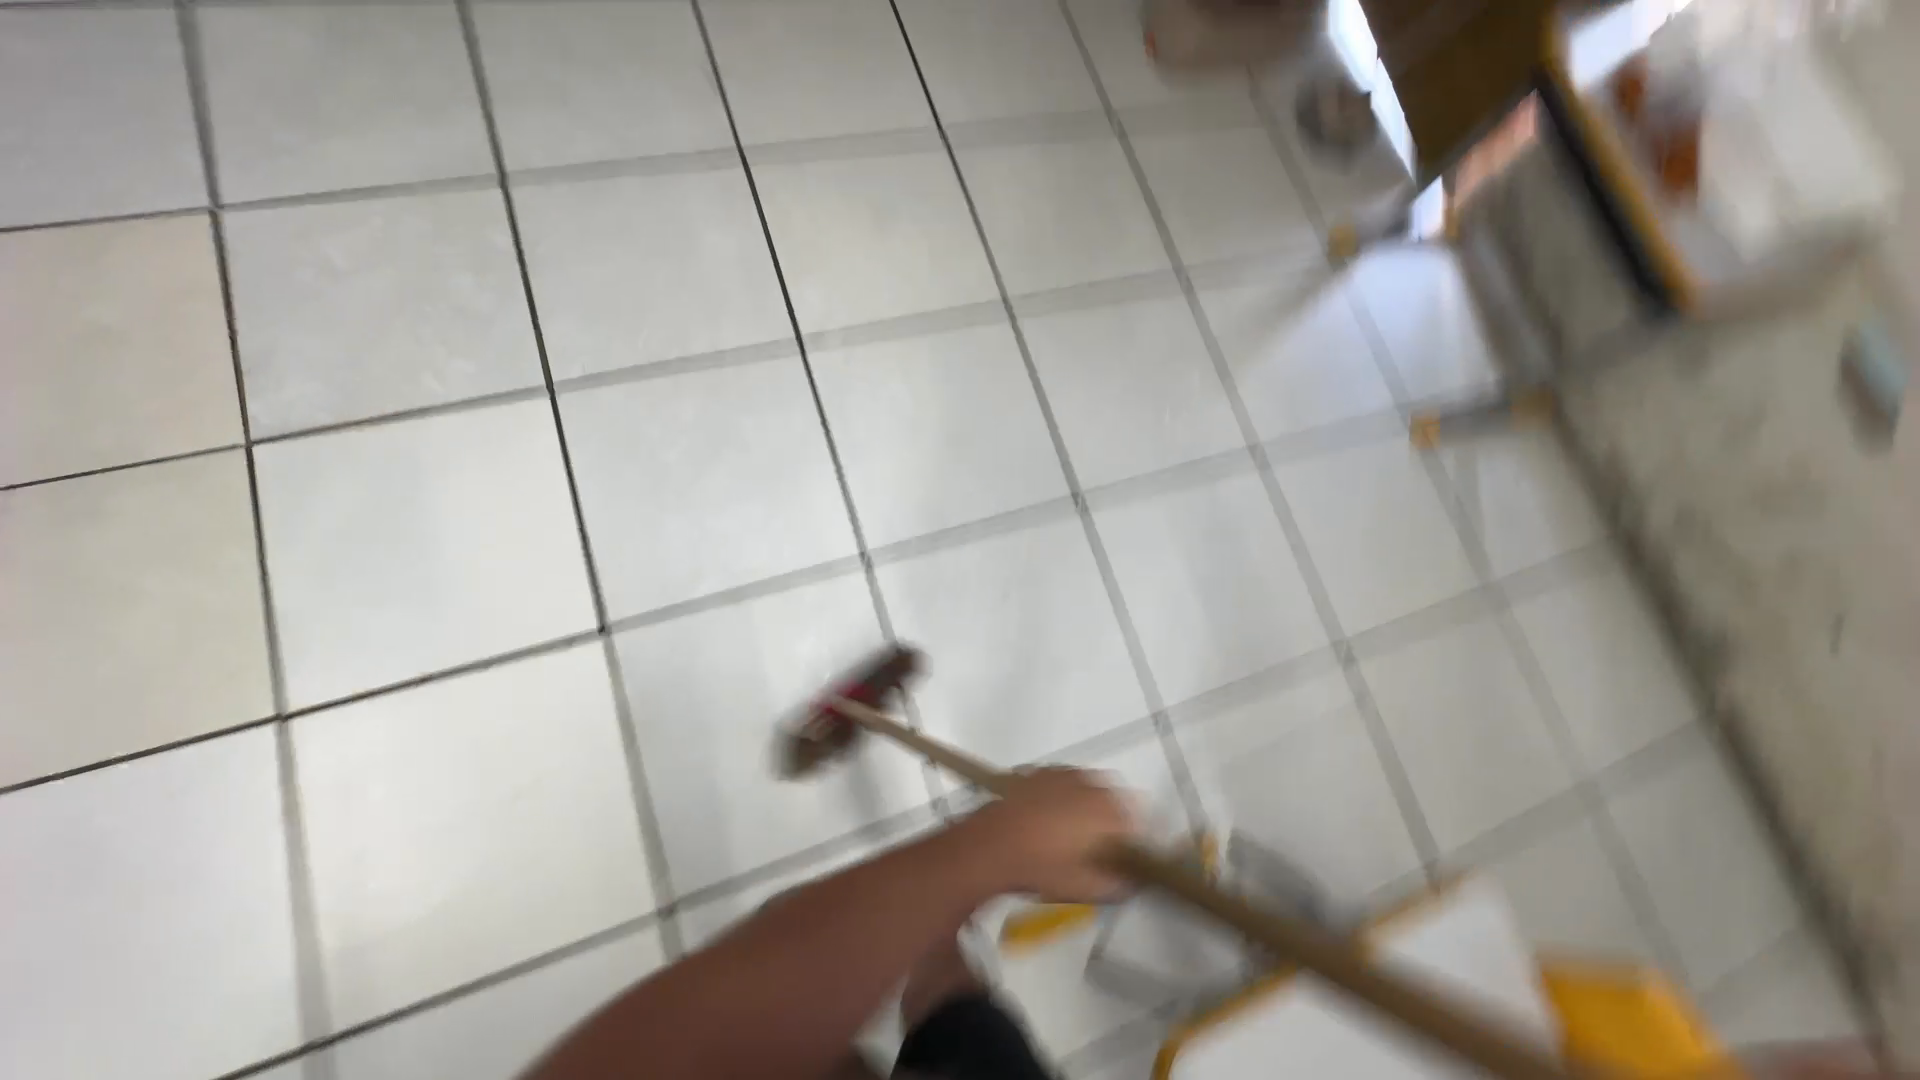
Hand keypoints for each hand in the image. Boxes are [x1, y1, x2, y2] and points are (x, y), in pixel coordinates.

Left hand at [959, 767, 1138, 903]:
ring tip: (1075, 831)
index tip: (1131, 855)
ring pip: (1091, 787)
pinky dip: (1066, 795)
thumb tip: (1128, 883)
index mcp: (1110, 811)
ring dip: (1090, 805)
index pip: (1140, 821)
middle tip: (1102, 845)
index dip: (1138, 839)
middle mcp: (1092, 785)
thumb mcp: (1085, 888)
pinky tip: (1051, 815)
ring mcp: (1065, 774)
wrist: (992, 843)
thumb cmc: (1042, 867)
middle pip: (1117, 800)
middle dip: (1115, 820)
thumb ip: (1116, 885)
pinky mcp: (1041, 771)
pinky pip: (1065, 781)